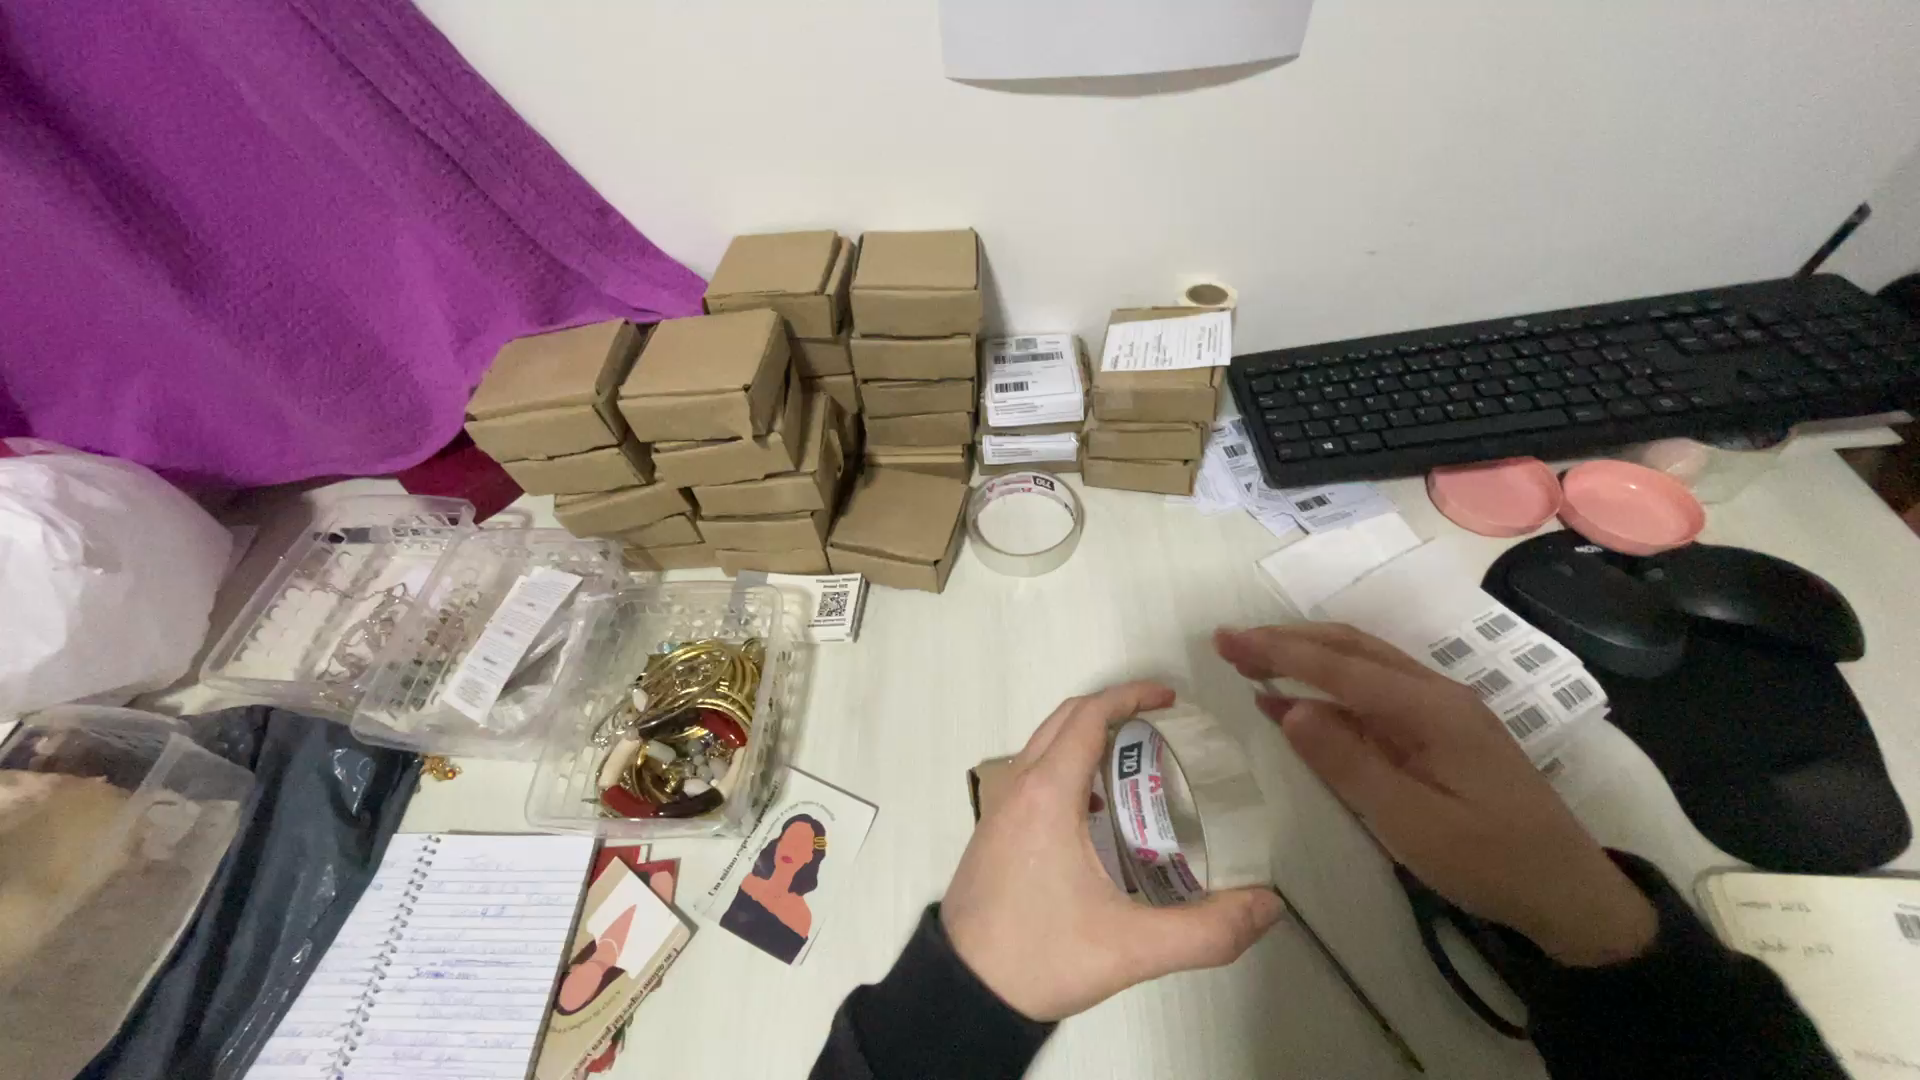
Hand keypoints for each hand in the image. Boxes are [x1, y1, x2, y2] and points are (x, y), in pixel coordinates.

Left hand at [941, 682, 1283, 1020]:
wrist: (965, 991)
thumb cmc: (1041, 957)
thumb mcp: (1130, 948)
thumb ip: (1205, 931)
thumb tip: (1267, 906)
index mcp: (1046, 794)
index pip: (1088, 717)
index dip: (1130, 697)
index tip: (1170, 700)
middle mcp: (1018, 785)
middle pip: (1065, 719)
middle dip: (1113, 707)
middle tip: (1162, 722)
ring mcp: (1000, 805)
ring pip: (1044, 743)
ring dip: (1087, 733)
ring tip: (1137, 757)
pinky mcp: (994, 827)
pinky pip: (1034, 770)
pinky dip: (1067, 761)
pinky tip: (1098, 806)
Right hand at [1214, 625, 1656, 966]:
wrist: (1569, 895)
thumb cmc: (1488, 861)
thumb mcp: (1410, 822)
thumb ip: (1346, 761)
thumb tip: (1285, 708)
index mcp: (1431, 708)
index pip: (1339, 666)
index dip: (1278, 651)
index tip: (1226, 640)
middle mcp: (1434, 692)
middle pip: (1349, 648)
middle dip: (1285, 640)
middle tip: (1228, 642)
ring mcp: (1438, 707)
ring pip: (1360, 661)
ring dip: (1304, 654)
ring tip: (1250, 658)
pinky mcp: (1435, 727)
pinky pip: (1371, 692)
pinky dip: (1326, 686)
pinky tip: (1293, 698)